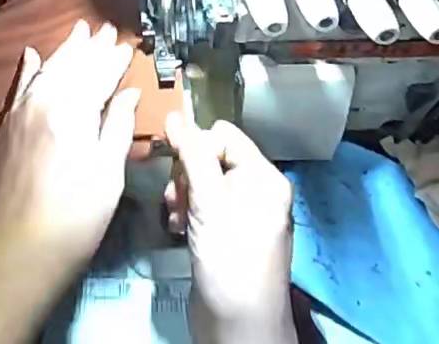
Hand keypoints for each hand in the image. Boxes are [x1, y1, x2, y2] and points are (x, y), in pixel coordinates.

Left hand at [0, 22, 140, 343]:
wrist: (10, 256)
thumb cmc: (71, 221)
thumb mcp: (107, 177)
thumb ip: (117, 128)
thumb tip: (129, 94)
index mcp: (74, 111)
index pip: (100, 74)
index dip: (115, 59)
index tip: (127, 43)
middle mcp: (46, 100)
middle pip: (73, 65)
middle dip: (92, 46)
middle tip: (107, 28)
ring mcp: (22, 111)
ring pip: (49, 68)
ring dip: (66, 49)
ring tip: (80, 30)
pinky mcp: (8, 126)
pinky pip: (21, 85)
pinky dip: (30, 68)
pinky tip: (33, 54)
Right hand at [164, 113, 296, 343]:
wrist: (240, 332)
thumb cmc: (230, 259)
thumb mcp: (209, 202)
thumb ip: (192, 155)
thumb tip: (174, 116)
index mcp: (265, 176)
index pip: (224, 135)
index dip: (197, 145)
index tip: (175, 163)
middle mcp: (258, 190)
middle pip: (212, 156)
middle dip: (187, 173)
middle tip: (175, 196)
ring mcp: (244, 213)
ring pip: (204, 181)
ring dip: (183, 193)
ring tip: (175, 215)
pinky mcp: (228, 234)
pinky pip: (204, 205)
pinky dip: (188, 212)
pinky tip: (178, 228)